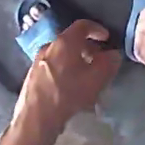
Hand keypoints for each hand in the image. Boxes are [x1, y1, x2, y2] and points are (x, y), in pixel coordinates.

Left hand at [16, 20, 121, 140]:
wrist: (34, 120)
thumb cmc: (68, 94)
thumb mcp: (97, 79)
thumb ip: (109, 62)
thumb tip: (113, 54)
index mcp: (65, 42)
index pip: (83, 25)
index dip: (97, 29)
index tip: (106, 38)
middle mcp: (49, 46)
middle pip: (71, 40)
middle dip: (88, 47)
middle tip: (99, 59)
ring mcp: (37, 61)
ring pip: (61, 53)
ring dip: (75, 59)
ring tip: (85, 74)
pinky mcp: (31, 76)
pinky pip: (53, 65)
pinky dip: (64, 68)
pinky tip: (70, 85)